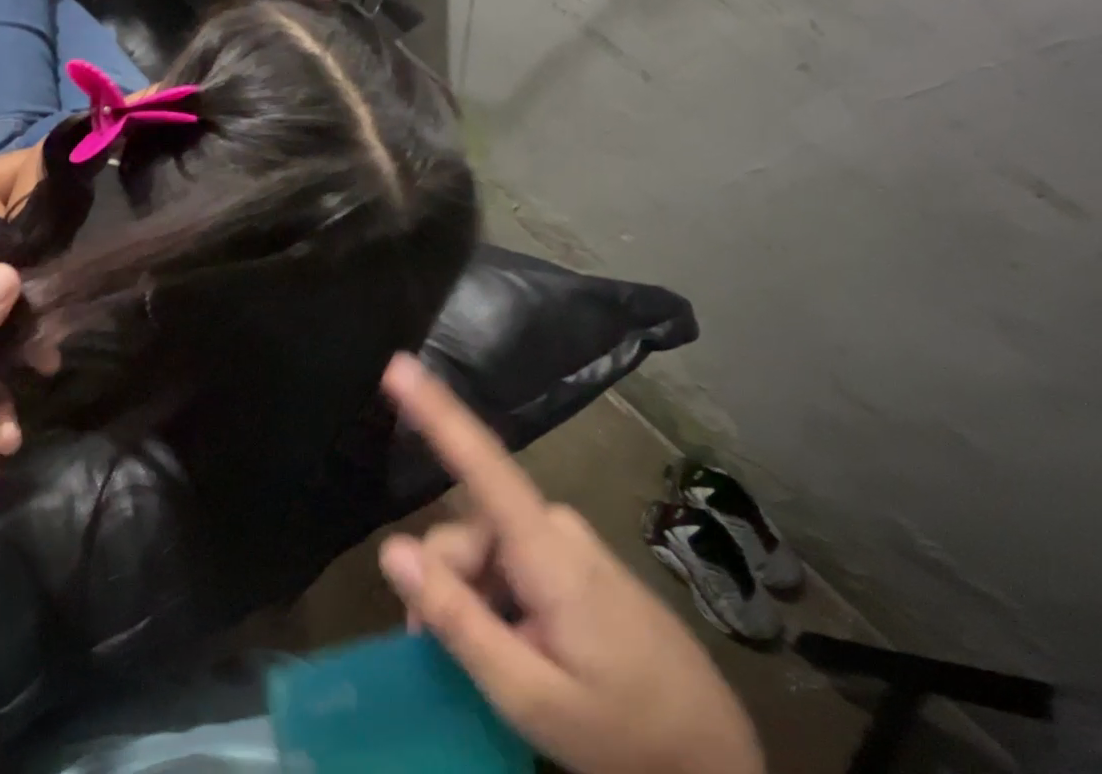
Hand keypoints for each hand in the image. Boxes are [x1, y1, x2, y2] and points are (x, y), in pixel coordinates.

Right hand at [375, 355, 764, 773]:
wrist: (711, 766)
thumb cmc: (622, 733)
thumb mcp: (527, 692)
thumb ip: (457, 619)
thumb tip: (390, 550)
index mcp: (550, 556)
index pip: (485, 466)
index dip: (437, 413)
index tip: (399, 366)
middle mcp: (560, 532)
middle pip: (464, 530)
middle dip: (446, 584)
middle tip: (456, 654)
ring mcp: (573, 548)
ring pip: (481, 549)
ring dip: (469, 597)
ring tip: (496, 660)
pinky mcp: (579, 565)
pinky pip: (509, 560)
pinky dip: (493, 597)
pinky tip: (514, 642)